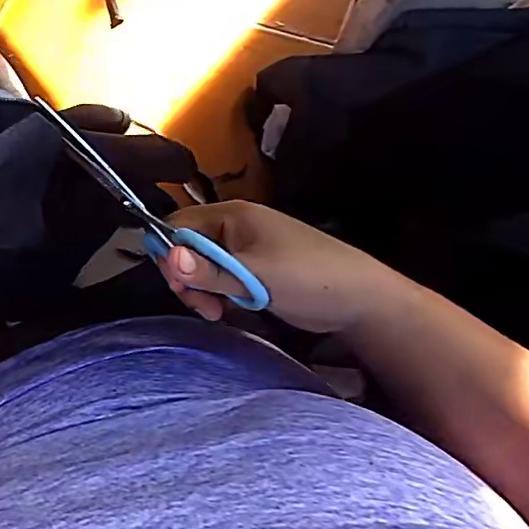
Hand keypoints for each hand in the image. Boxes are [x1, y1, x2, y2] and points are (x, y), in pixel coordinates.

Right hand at [157, 201, 406, 332]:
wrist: (360, 298)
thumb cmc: (309, 277)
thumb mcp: (255, 275)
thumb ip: (210, 270)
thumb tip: (168, 257)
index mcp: (233, 215)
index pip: (179, 224)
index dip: (170, 253)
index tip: (179, 285)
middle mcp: (234, 228)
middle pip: (187, 248)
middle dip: (187, 278)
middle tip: (203, 306)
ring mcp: (245, 250)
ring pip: (202, 267)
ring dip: (202, 291)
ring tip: (217, 312)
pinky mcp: (254, 271)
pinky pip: (221, 279)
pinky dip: (218, 295)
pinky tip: (228, 311)